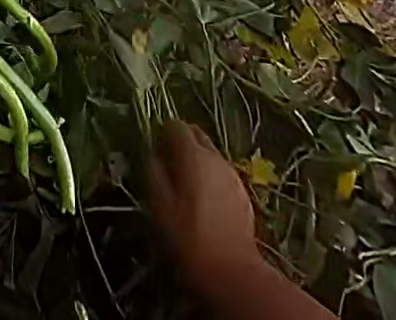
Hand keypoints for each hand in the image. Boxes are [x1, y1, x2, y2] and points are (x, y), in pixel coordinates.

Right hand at [148, 121, 264, 284]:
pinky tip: (204, 199)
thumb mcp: (160, 207)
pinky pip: (221, 173)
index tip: (154, 146)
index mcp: (194, 155)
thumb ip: (154, 174)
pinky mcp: (242, 192)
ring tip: (184, 183)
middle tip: (167, 161)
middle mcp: (215, 157)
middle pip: (197, 135)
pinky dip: (210, 176)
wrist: (232, 271)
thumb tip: (153, 157)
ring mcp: (232, 174)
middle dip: (181, 140)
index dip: (163, 131)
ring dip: (196, 159)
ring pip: (210, 154)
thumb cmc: (190, 238)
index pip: (177, 126)